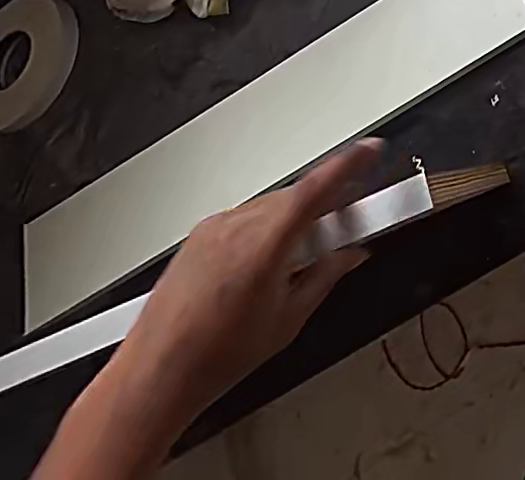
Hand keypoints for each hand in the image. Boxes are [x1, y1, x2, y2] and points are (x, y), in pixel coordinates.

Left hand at [34, 139, 380, 478]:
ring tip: (304, 250)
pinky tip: (269, 255)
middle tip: (348, 217)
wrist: (155, 374)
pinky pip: (247, 213)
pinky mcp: (201, 230)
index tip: (369, 150)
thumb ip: (327, 276)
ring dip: (296, 216)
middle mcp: (238, 226)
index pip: (316, 188)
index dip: (348, 164)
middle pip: (297, 196)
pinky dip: (267, 223)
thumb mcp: (288, 320)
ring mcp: (216, 225)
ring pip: (273, 203)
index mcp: (265, 246)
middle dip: (326, 202)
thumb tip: (352, 255)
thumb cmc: (214, 357)